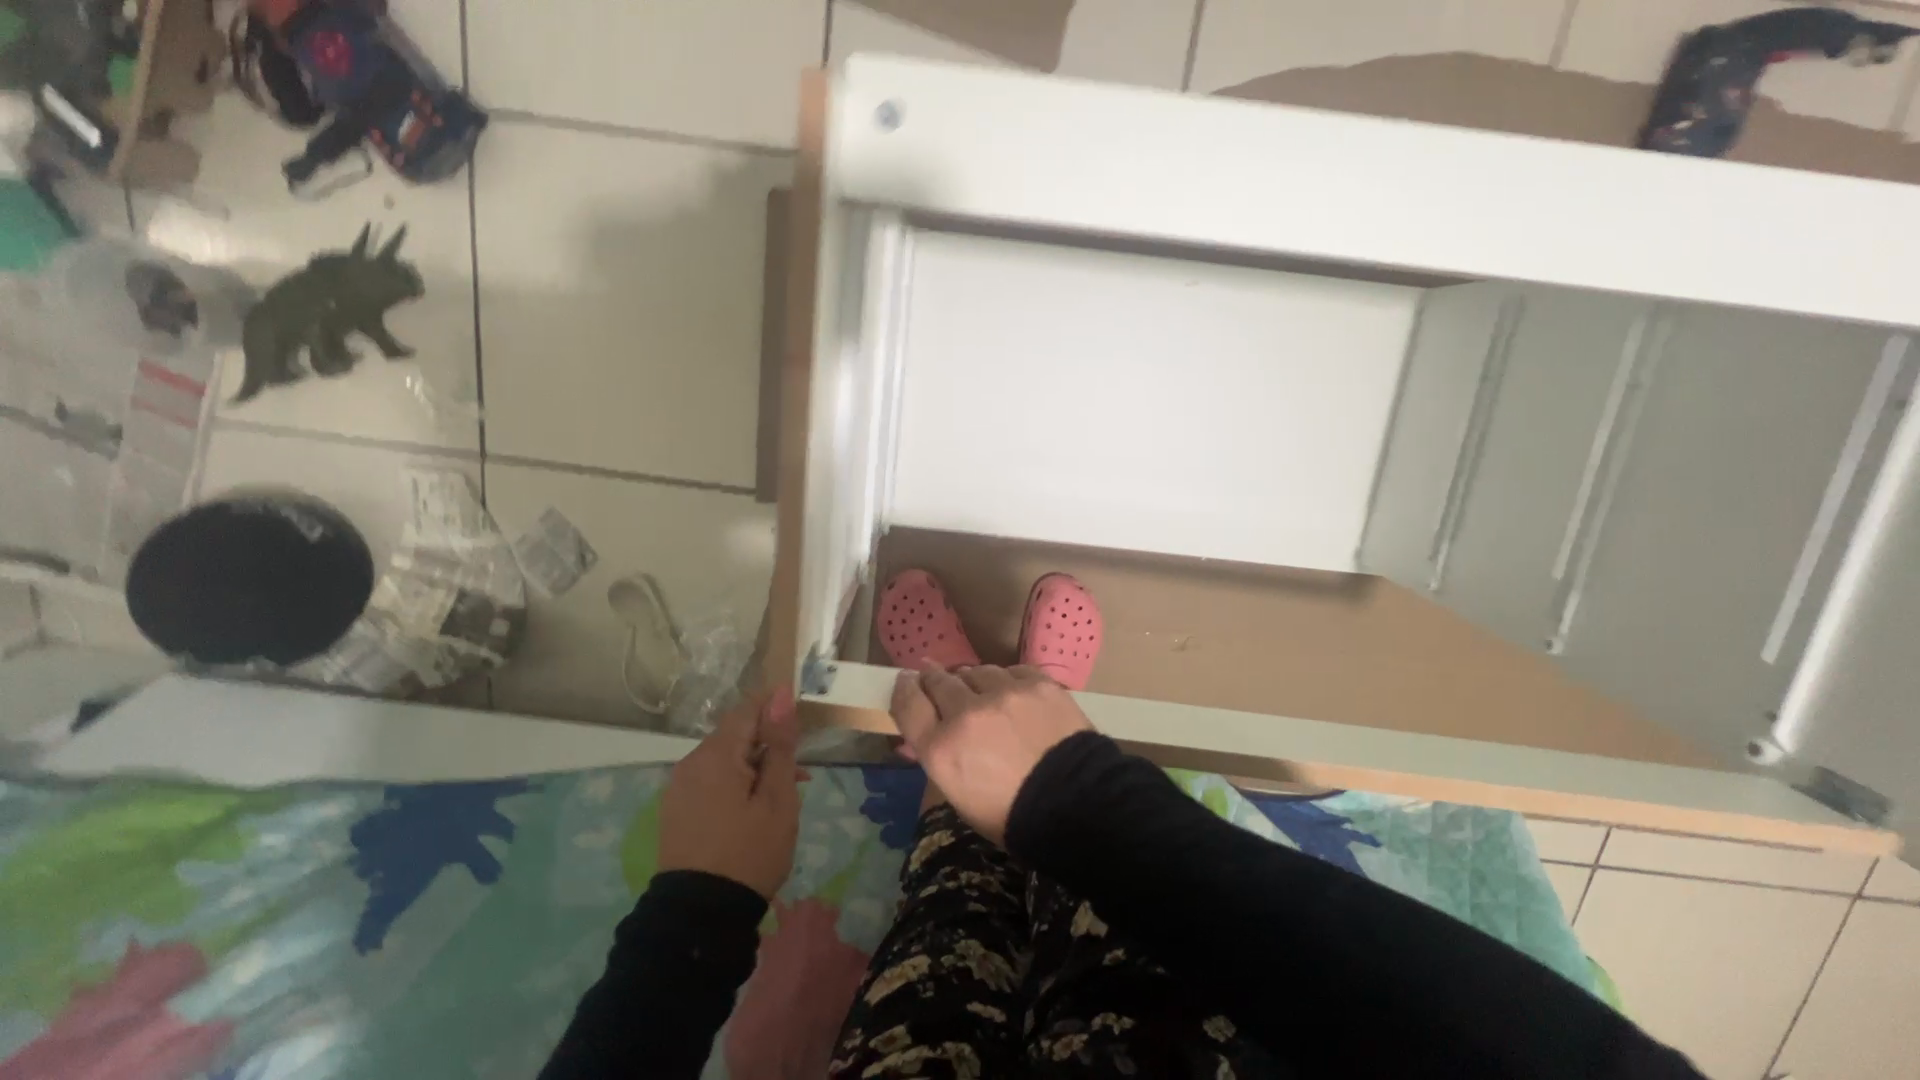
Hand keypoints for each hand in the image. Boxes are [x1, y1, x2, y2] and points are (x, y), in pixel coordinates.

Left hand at [657, 689, 802, 899]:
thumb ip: (780, 745)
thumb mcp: (777, 799)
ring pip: (723, 761)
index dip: (775, 707)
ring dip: (753, 768)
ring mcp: (678, 788)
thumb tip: (781, 696)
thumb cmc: (749, 852)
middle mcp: (690, 763)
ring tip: (781, 798)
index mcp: (715, 755)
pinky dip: (735, 785)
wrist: (700, 915)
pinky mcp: (676, 811)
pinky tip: (753, 812)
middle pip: (734, 736)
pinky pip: (710, 782)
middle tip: (799, 776)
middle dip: (767, 745)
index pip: (747, 710)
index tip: (801, 721)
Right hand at [890, 661, 1093, 844]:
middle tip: (941, 684)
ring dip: (974, 682)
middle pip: (939, 680)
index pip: (908, 703)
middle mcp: (965, 713)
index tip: (908, 681)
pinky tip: (1015, 695)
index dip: (905, 688)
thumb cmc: (1012, 816)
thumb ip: (939, 758)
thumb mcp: (961, 797)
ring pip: (976, 672)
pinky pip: (1012, 671)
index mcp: (941, 749)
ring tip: (984, 695)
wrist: (1078, 807)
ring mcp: (1003, 694)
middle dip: (936, 681)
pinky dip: (1008, 681)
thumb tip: (924, 738)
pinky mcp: (1037, 684)